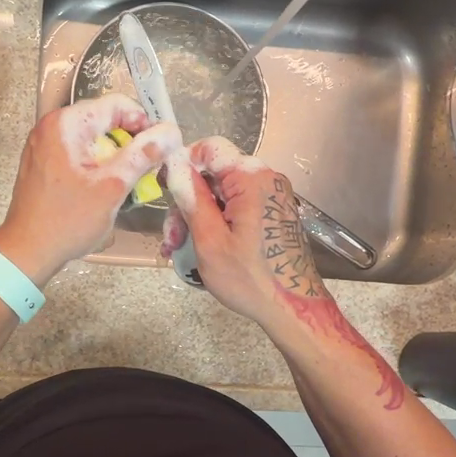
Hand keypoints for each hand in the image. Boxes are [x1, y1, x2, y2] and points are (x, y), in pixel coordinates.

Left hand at [0, 95, 181, 285]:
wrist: (27, 252)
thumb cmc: (66, 221)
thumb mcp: (112, 187)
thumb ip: (143, 155)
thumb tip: (171, 132)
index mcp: (66, 124)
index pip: (117, 105)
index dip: (143, 123)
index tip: (158, 149)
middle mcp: (52, 126)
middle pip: (105, 121)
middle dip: (129, 143)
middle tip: (144, 171)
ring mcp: (45, 145)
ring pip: (93, 140)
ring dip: (115, 158)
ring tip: (125, 184)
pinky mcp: (44, 163)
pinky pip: (79, 154)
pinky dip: (96, 167)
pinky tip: (104, 190)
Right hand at [170, 137, 331, 330]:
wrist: (291, 307)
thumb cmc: (248, 277)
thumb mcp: (209, 239)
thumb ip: (191, 197)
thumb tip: (174, 163)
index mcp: (251, 179)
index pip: (210, 149)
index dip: (182, 164)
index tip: (164, 190)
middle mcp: (266, 179)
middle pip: (214, 175)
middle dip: (187, 203)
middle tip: (171, 239)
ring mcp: (271, 197)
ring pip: (222, 194)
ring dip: (197, 218)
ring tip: (179, 250)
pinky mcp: (271, 214)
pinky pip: (236, 208)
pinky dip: (216, 224)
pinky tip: (198, 249)